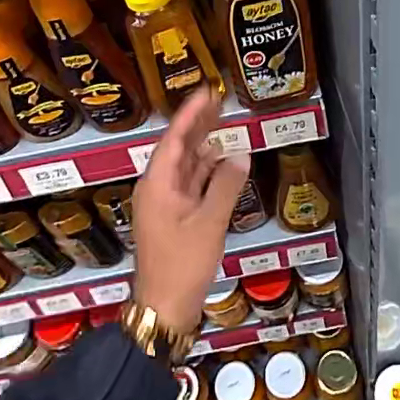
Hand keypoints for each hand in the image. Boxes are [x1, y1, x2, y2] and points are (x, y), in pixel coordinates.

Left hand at [131, 90, 249, 331]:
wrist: (165, 307)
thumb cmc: (182, 264)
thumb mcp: (208, 223)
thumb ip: (226, 186)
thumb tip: (241, 155)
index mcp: (157, 184)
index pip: (173, 139)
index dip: (190, 114)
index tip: (206, 92)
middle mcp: (158, 188)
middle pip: (178, 149)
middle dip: (197, 125)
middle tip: (218, 100)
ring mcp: (166, 204)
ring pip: (185, 166)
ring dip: (203, 146)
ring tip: (223, 122)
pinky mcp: (175, 217)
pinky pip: (191, 185)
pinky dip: (206, 171)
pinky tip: (222, 160)